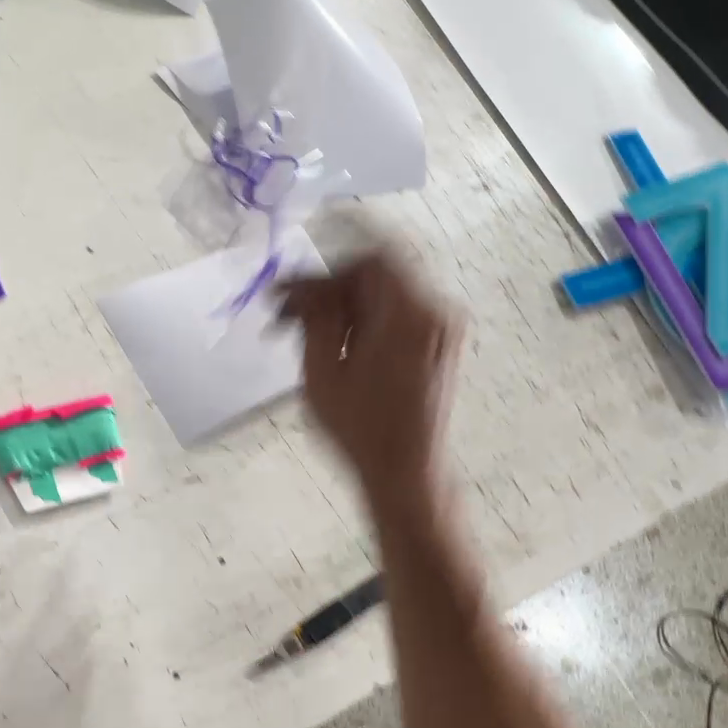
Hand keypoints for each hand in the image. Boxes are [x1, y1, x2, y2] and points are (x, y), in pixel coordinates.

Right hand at [284, 248, 464, 507]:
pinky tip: (333, 344)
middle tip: (285, 312)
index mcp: (409, 315)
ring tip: (302, 332)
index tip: (292, 280)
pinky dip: (362, 319)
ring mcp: (441, 328)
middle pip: (378, 274)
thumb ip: (315, 319)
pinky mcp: (438, 344)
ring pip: (385, 294)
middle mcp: (435, 312)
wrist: (405, 469)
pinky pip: (397, 313)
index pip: (372, 258)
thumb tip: (299, 285)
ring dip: (342, 305)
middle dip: (327, 287)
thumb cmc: (359, 428)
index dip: (328, 261)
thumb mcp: (322, 373)